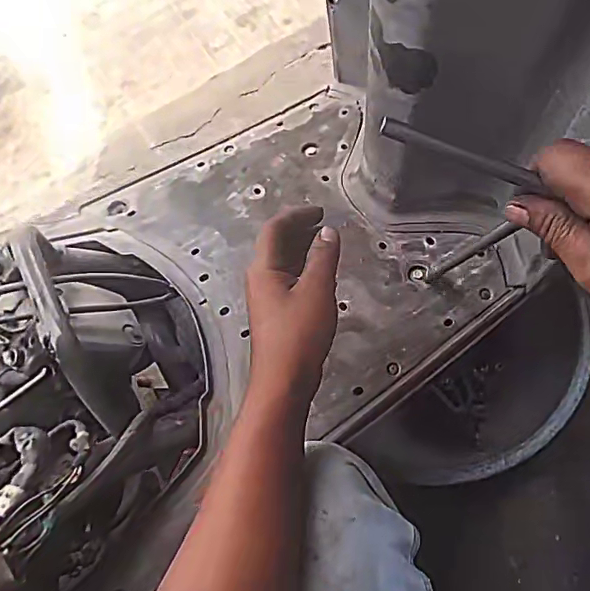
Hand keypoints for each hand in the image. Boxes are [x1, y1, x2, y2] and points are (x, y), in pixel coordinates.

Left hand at [244, 206, 340, 398]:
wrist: (285, 379)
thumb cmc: (297, 338)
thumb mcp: (317, 291)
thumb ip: (324, 258)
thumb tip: (328, 233)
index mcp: (264, 270)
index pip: (276, 229)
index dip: (297, 215)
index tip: (318, 211)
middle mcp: (261, 281)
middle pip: (278, 245)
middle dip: (300, 230)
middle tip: (323, 223)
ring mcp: (268, 298)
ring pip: (285, 263)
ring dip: (304, 250)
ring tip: (326, 244)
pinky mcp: (279, 314)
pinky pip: (291, 281)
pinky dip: (306, 270)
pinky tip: (322, 275)